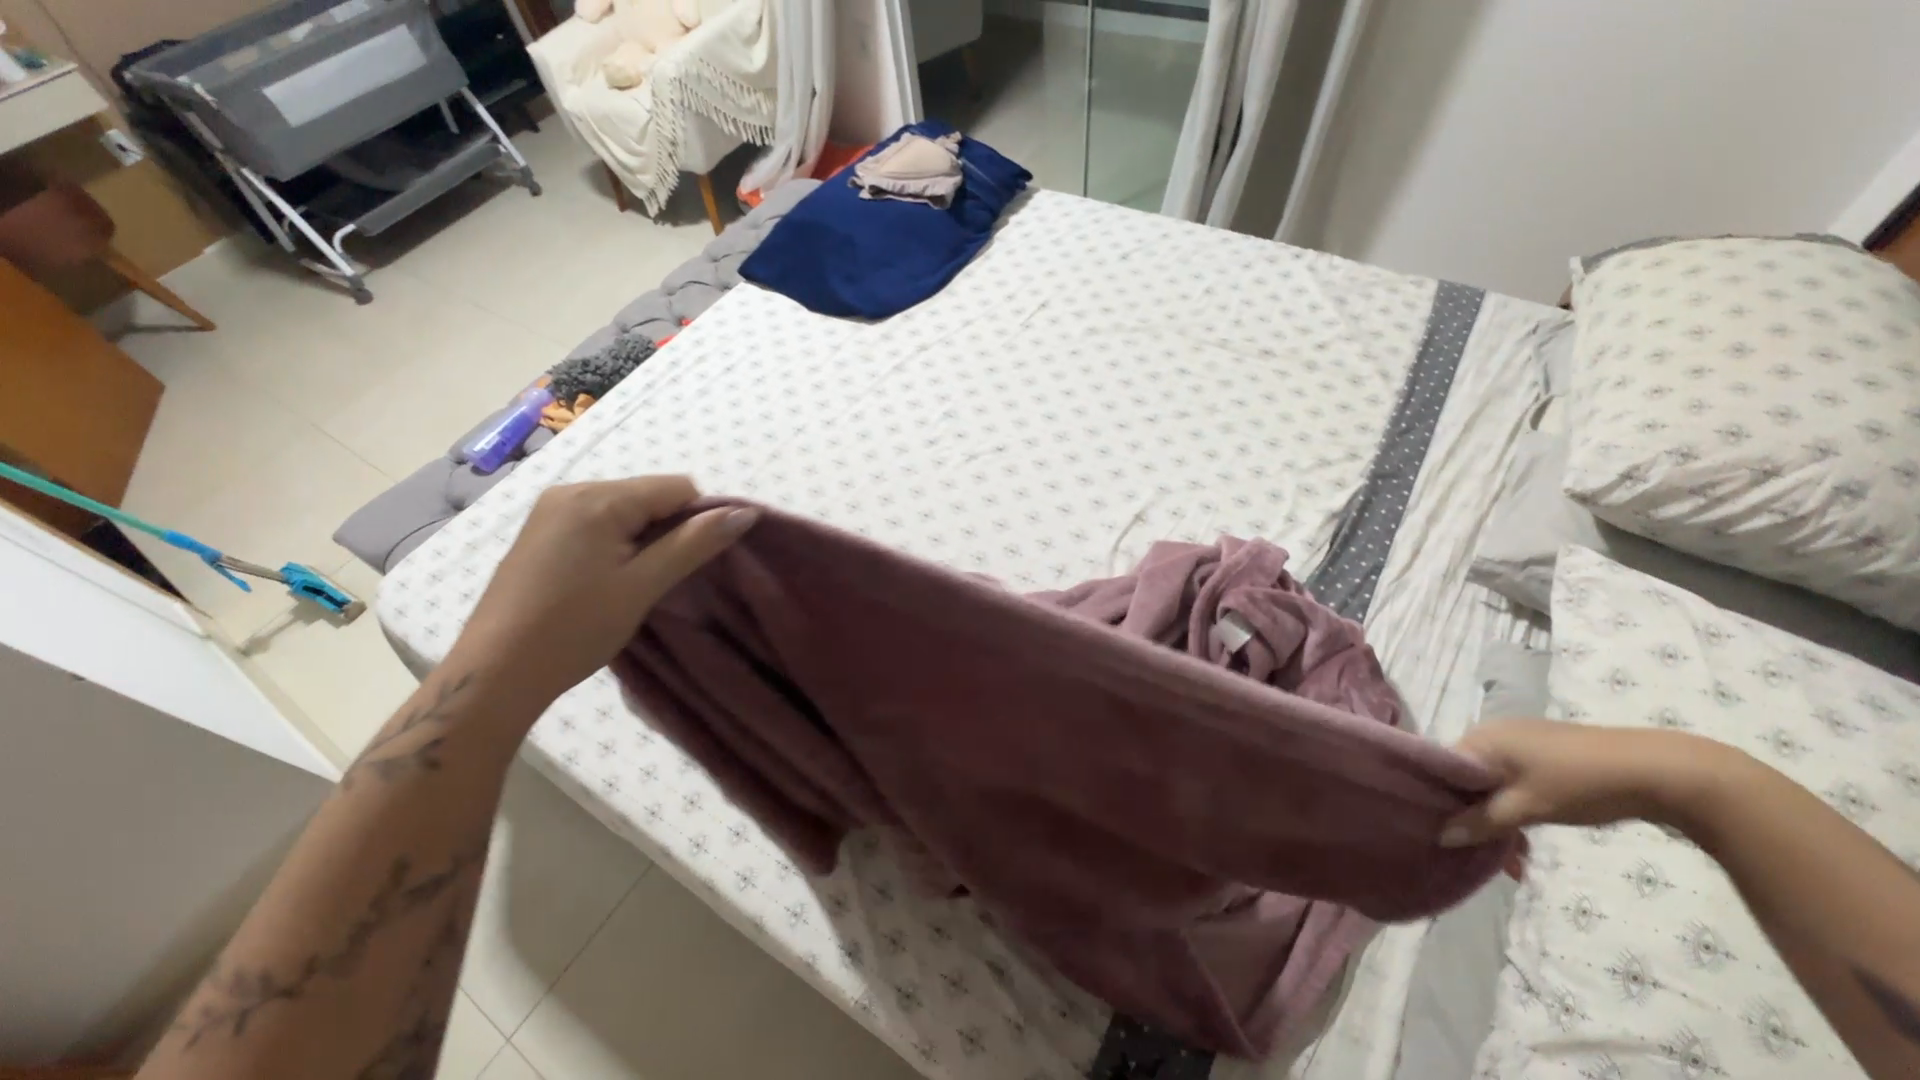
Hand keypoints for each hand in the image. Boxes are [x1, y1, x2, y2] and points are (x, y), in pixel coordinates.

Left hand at [447, 476, 756, 709]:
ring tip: (634, 585)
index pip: (677, 488)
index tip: (691, 565)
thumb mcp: (643, 586)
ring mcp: (550, 510)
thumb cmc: (575, 628)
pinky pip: (597, 522)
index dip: (698, 521)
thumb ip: (694, 544)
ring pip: (624, 510)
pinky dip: (615, 544)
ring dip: (642, 539)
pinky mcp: (540, 533)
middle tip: (661, 580)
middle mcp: (572, 490)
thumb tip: (746, 513)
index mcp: (598, 497)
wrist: (497, 672)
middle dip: (668, 530)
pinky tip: (606, 581)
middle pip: (649, 495)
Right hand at [1439, 717, 1737, 847]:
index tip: (1440, 836)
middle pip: (1466, 781)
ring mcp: (1522, 743)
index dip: (1437, 803)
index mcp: (1481, 738)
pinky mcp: (1545, 755)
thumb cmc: (1579, 784)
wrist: (1657, 771)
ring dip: (1497, 823)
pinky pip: (1513, 785)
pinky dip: (1516, 812)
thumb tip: (1441, 836)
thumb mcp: (1525, 807)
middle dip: (1472, 820)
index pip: (1441, 770)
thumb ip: (1481, 822)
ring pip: (1492, 787)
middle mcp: (1494, 734)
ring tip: (1513, 862)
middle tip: (1481, 857)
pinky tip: (1528, 845)